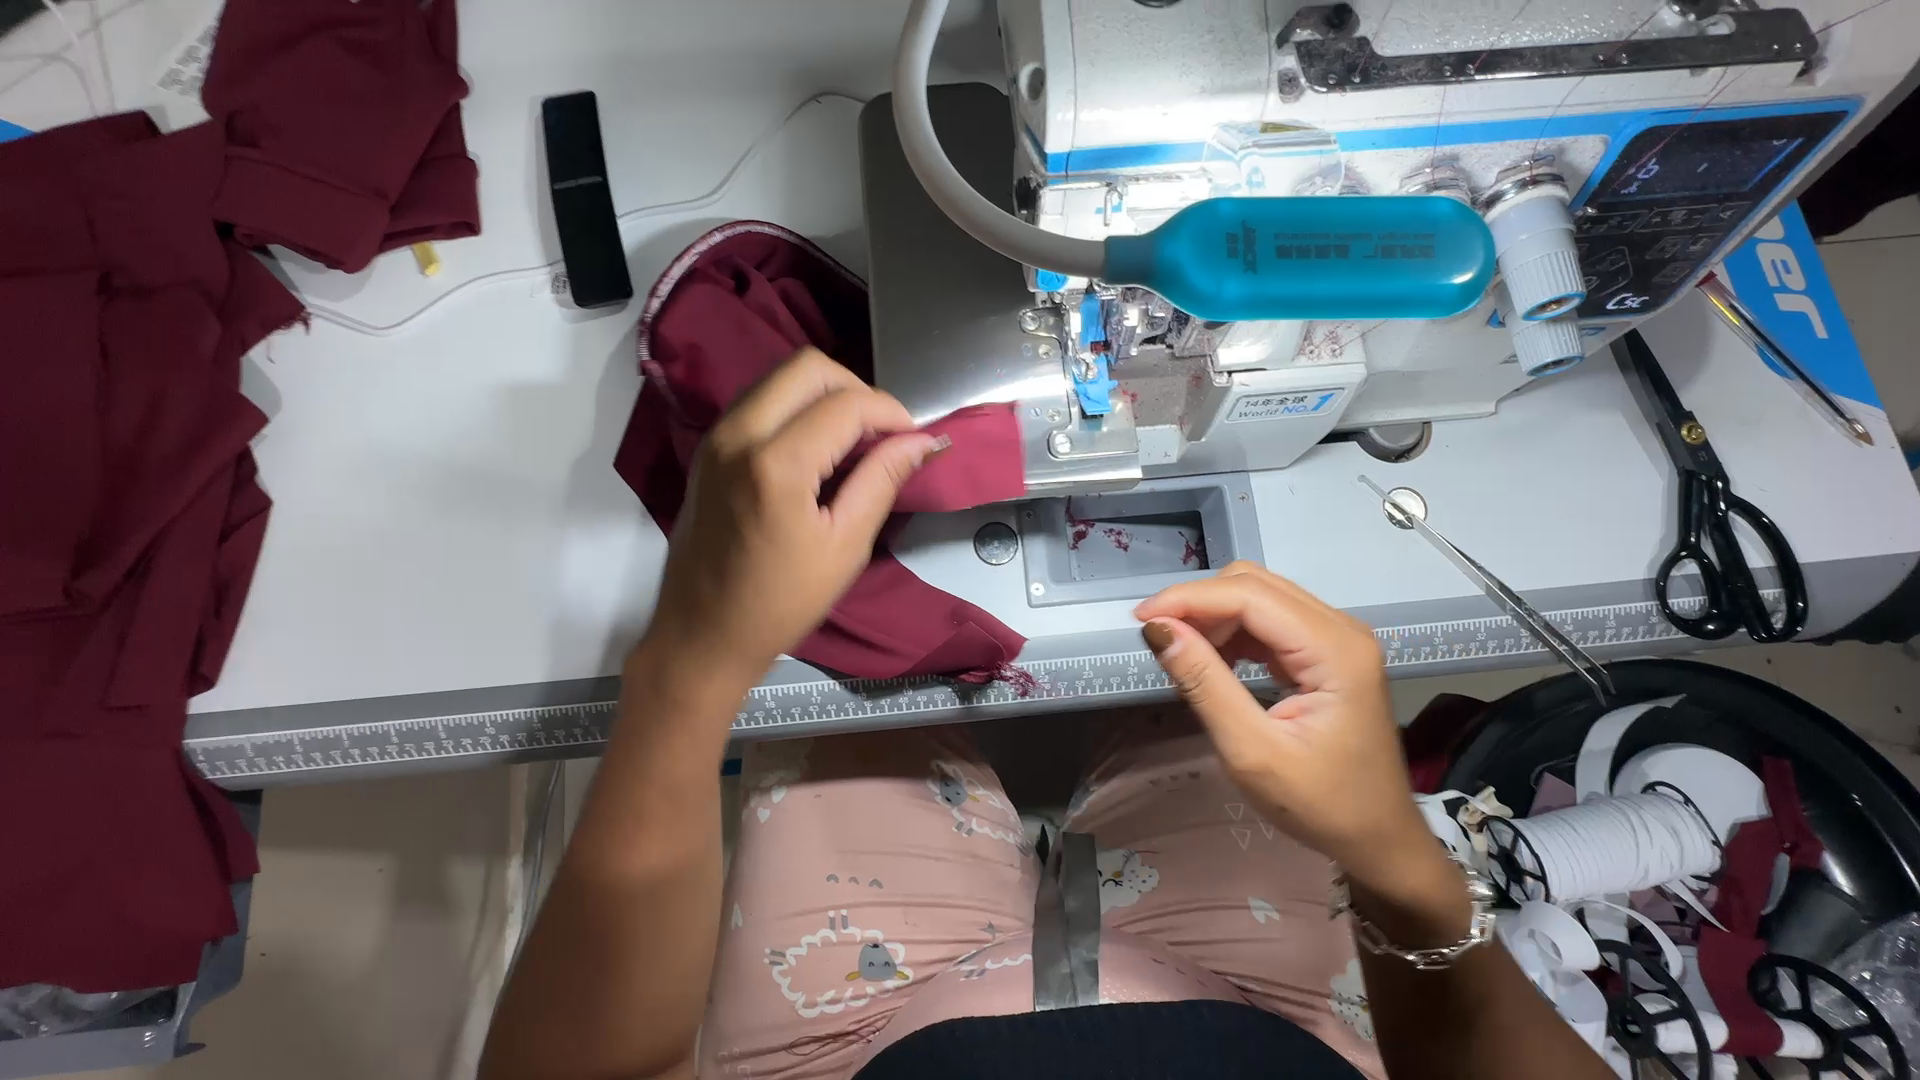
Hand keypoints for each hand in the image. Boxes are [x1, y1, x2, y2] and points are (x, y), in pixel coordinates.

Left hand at [637, 348, 941, 689]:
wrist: (703, 635)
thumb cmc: (782, 603)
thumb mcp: (846, 545)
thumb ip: (884, 480)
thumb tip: (924, 440)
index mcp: (776, 463)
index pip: (848, 404)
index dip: (893, 414)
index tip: (915, 441)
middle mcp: (738, 434)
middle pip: (810, 367)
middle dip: (857, 390)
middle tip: (882, 436)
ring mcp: (717, 437)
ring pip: (781, 378)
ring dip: (825, 395)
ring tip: (853, 443)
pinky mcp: (708, 448)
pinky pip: (760, 401)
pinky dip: (797, 409)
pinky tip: (817, 451)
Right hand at [1134, 563, 1436, 888]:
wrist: (1378, 839)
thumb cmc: (1321, 803)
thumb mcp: (1251, 751)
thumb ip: (1205, 684)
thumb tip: (1158, 630)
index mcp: (1334, 650)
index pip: (1250, 596)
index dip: (1189, 599)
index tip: (1141, 621)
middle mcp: (1341, 629)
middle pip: (1255, 585)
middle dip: (1198, 602)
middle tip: (1157, 636)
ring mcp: (1336, 637)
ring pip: (1260, 596)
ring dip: (1213, 615)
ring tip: (1179, 651)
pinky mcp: (1326, 652)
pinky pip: (1269, 621)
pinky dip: (1231, 632)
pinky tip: (1210, 660)